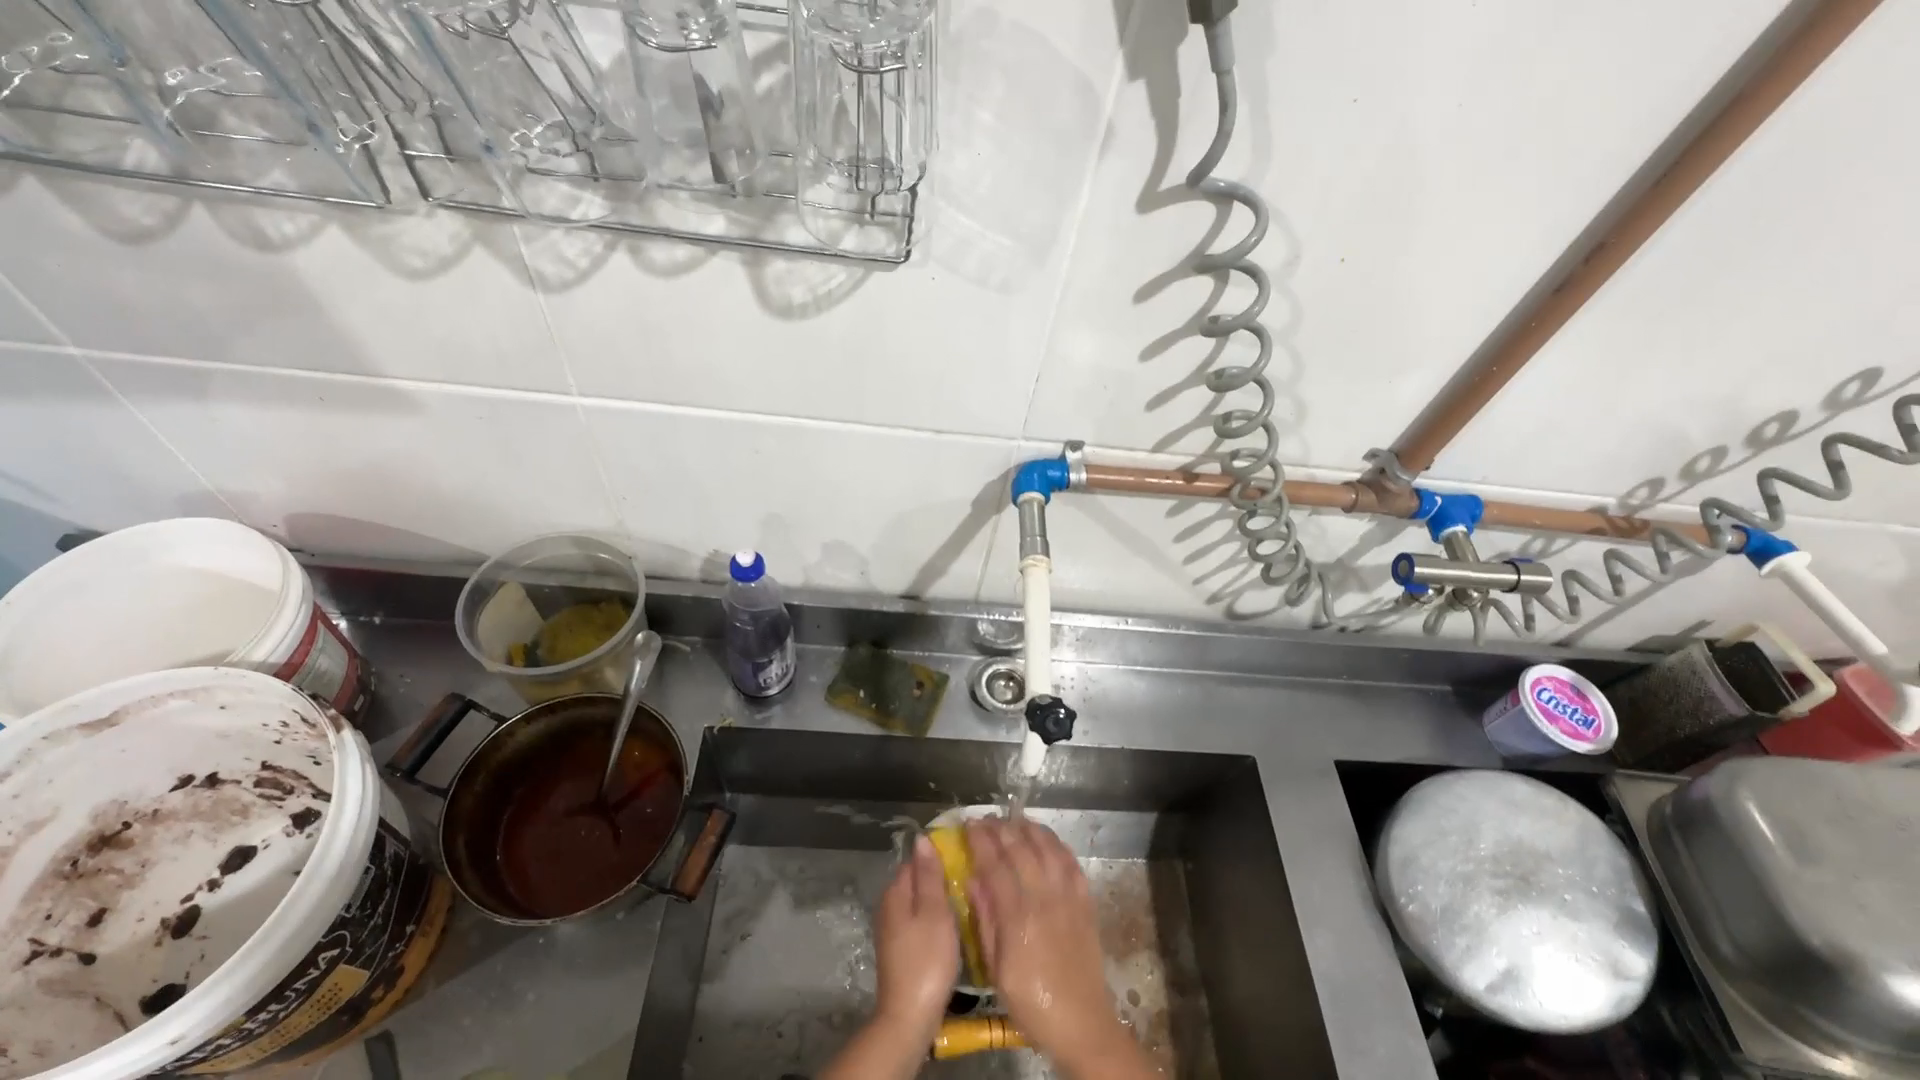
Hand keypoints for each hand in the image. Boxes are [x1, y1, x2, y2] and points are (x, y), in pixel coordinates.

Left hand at [872, 834, 959, 1043]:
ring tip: (967, 900)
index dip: (938, 855)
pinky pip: (919, 922)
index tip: (965, 857)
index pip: (915, 860)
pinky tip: (953, 927)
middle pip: (916, 881)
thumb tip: (921, 838)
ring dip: (939, 900)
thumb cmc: (926, 960)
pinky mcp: (900, 950)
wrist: (910, 1015)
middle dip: (940, 877)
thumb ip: (929, 876)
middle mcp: (889, 907)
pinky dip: (935, 920)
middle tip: (971, 878)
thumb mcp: (934, 913)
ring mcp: (892, 931)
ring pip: (918, 903)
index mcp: (895, 894)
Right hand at [966, 817, 1154, 1077]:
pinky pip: (1071, 862)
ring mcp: (1069, 898)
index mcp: (1018, 917)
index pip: (995, 865)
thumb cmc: (1030, 1002)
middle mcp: (1044, 899)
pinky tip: (1045, 839)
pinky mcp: (1086, 903)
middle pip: (1021, 849)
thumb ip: (985, 921)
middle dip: (1001, 828)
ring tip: (1013, 819)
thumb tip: (973, 880)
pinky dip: (1056, 845)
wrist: (1081, 1022)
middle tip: (985, 818)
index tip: (968, 825)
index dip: (980, 841)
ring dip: (1029, 829)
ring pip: (1048, 849)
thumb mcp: (996, 969)